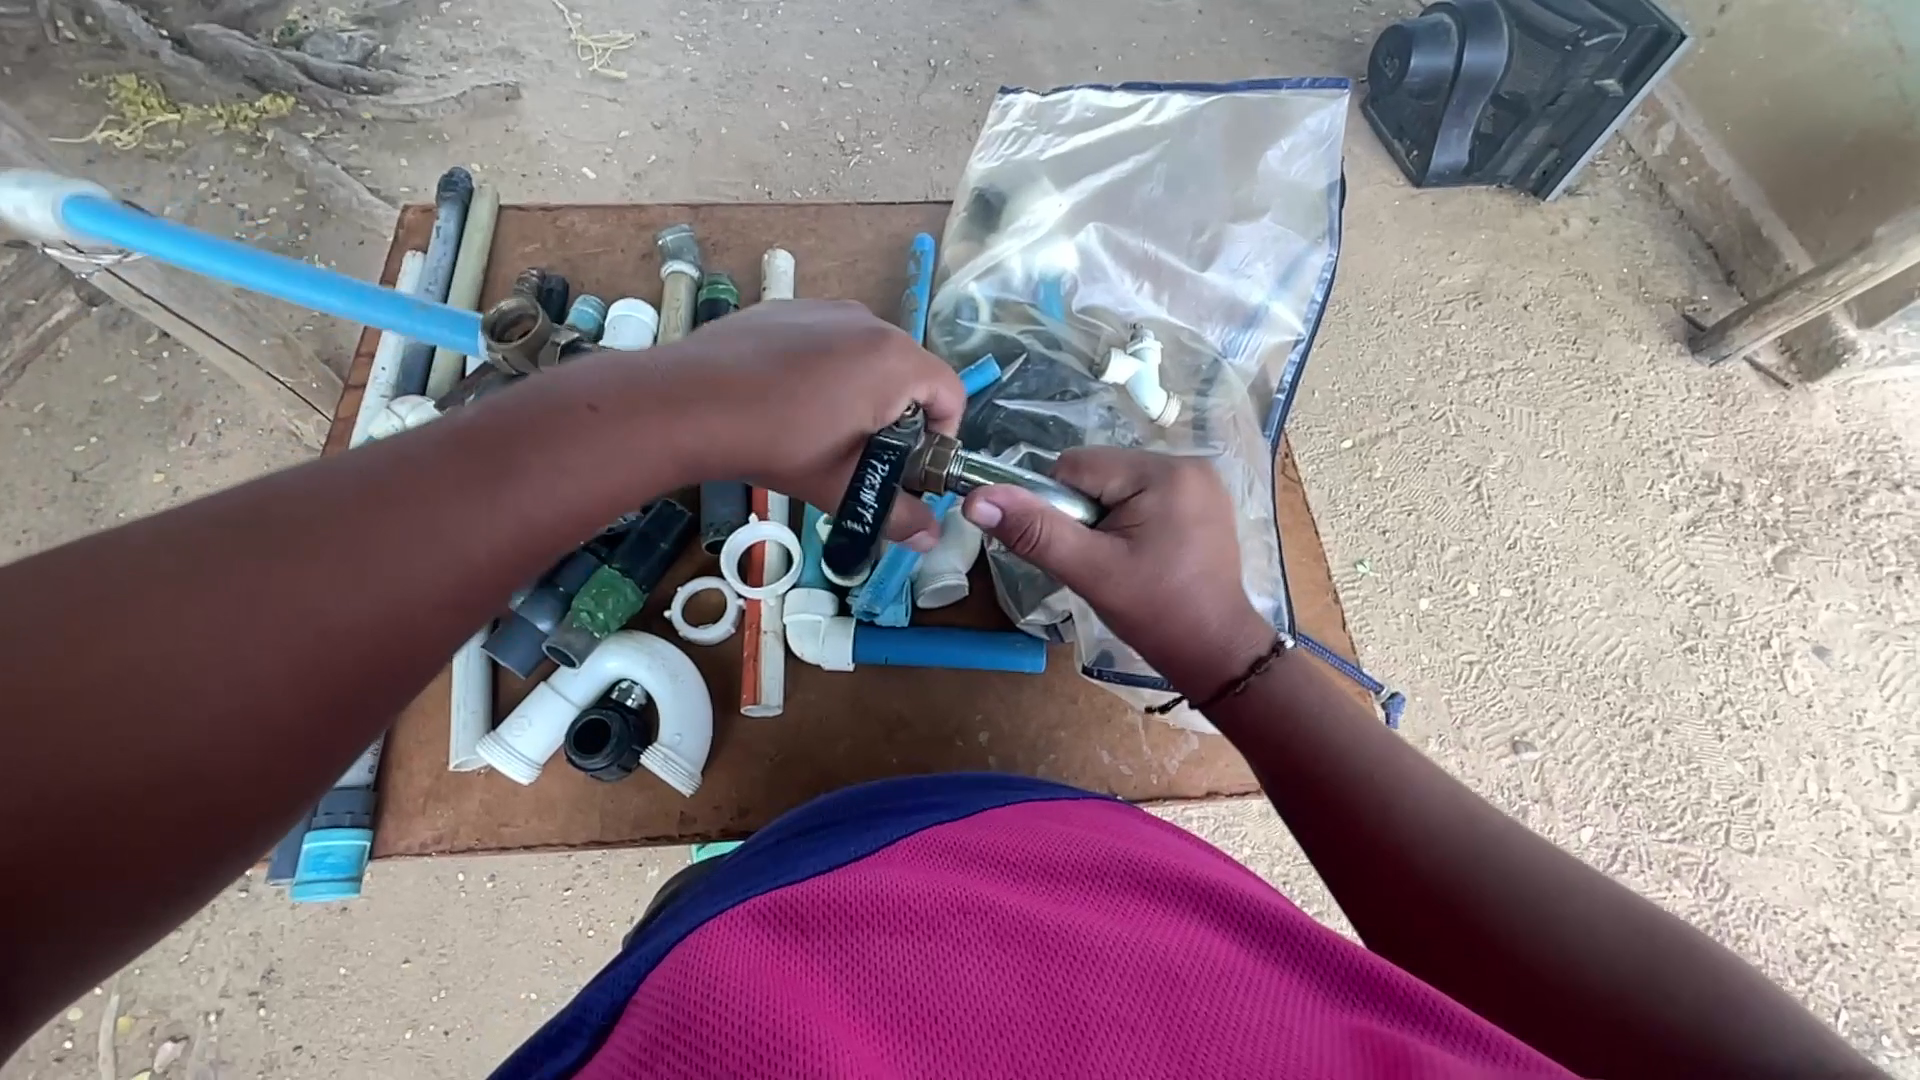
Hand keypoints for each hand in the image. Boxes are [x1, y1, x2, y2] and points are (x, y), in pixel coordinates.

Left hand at [644, 300, 965, 543]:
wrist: (688, 403)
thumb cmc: (779, 443)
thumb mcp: (841, 486)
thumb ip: (896, 514)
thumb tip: (932, 539)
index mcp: (895, 360)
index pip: (950, 393)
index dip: (943, 436)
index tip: (913, 467)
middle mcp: (868, 321)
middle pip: (909, 373)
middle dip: (900, 417)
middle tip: (865, 455)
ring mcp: (824, 308)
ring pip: (867, 356)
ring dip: (863, 393)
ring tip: (823, 430)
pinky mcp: (786, 309)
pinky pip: (827, 341)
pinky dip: (825, 370)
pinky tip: (787, 401)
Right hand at [961, 447, 1277, 698]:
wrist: (1216, 653)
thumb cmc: (1155, 613)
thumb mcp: (1090, 571)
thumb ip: (1034, 531)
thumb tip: (975, 500)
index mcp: (1163, 471)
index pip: (1074, 467)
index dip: (1058, 508)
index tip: (1080, 550)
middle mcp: (1186, 463)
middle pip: (1096, 474)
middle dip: (1084, 515)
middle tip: (1102, 561)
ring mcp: (1199, 482)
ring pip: (1115, 486)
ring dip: (1104, 520)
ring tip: (1123, 562)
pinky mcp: (1201, 502)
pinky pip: (1141, 497)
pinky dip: (1128, 523)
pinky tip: (1142, 556)